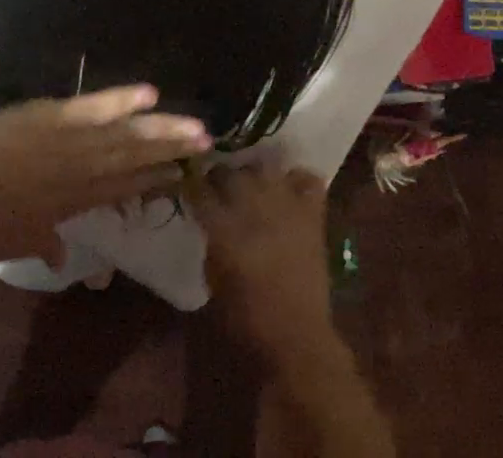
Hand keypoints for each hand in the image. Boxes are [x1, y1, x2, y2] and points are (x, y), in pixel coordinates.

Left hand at [0, 85, 209, 261]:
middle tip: (207, 143)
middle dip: (171, 152)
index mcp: (74, 205)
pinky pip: (93, 107)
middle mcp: (81, 175)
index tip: (182, 173)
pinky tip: (151, 93)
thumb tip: (64, 260)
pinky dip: (122, 100)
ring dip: (162, 130)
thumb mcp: (16, 242)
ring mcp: (67, 143)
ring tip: (195, 125)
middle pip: (134, 161)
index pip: (124, 190)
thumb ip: (46, 244)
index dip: (154, 181)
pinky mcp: (49, 117)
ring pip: (124, 136)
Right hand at [189, 163, 334, 358]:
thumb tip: (210, 220)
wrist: (295, 334)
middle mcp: (254, 208)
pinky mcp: (312, 215)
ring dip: (254, 173)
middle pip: (231, 172)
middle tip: (218, 187)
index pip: (200, 189)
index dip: (193, 184)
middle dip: (220, 176)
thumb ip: (210, 241)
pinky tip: (287, 190)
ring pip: (266, 167)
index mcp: (224, 228)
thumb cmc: (246, 317)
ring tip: (251, 184)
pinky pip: (308, 180)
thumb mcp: (213, 278)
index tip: (190, 184)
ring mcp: (287, 207)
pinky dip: (297, 179)